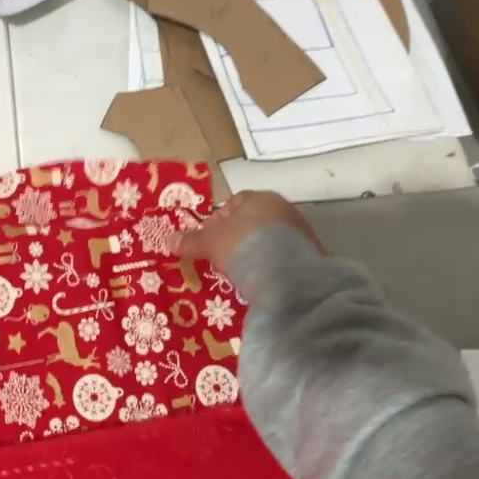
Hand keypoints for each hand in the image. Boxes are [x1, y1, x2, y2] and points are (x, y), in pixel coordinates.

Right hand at [176, 191, 324, 270]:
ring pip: (268, 240)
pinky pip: (281, 258)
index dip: (216, 221)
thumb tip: (169, 241)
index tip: (207, 240)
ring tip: (238, 273)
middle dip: (235, 238)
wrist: (285, 273)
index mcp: (259, 198)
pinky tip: (258, 281)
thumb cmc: (242, 244)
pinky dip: (269, 267)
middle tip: (220, 257)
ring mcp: (300, 232)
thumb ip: (191, 241)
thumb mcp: (210, 242)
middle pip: (252, 221)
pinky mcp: (310, 256)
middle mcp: (283, 209)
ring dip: (253, 253)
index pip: (233, 203)